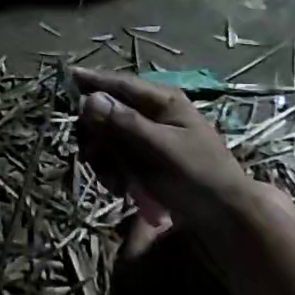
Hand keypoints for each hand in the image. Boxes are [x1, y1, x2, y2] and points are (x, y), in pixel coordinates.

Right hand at [73, 68, 254, 226]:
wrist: (225, 216)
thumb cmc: (197, 176)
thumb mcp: (160, 149)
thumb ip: (125, 124)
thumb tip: (90, 99)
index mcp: (164, 101)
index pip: (121, 84)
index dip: (94, 81)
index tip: (68, 77)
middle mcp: (155, 114)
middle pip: (109, 113)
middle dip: (97, 136)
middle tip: (93, 157)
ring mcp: (151, 137)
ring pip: (109, 138)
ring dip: (105, 160)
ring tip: (115, 182)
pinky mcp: (148, 160)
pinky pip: (118, 158)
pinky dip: (114, 172)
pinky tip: (122, 189)